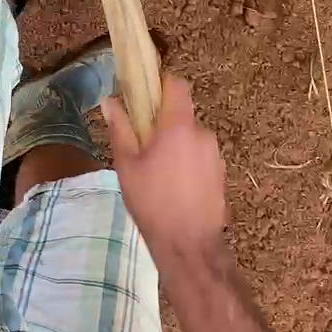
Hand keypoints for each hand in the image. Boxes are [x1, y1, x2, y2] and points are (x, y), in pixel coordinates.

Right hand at [104, 74, 228, 265]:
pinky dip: (188, 163)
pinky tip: (174, 187)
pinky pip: (201, 157)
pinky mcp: (221, 175)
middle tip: (144, 146)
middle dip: (164, 124)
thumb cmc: (152, 201)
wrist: (189, 246)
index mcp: (179, 126)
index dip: (162, 84)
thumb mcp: (127, 164)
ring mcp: (215, 155)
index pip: (177, 85)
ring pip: (192, 138)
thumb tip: (109, 101)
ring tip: (158, 173)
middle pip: (183, 115)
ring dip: (177, 146)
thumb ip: (120, 128)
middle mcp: (202, 134)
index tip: (145, 96)